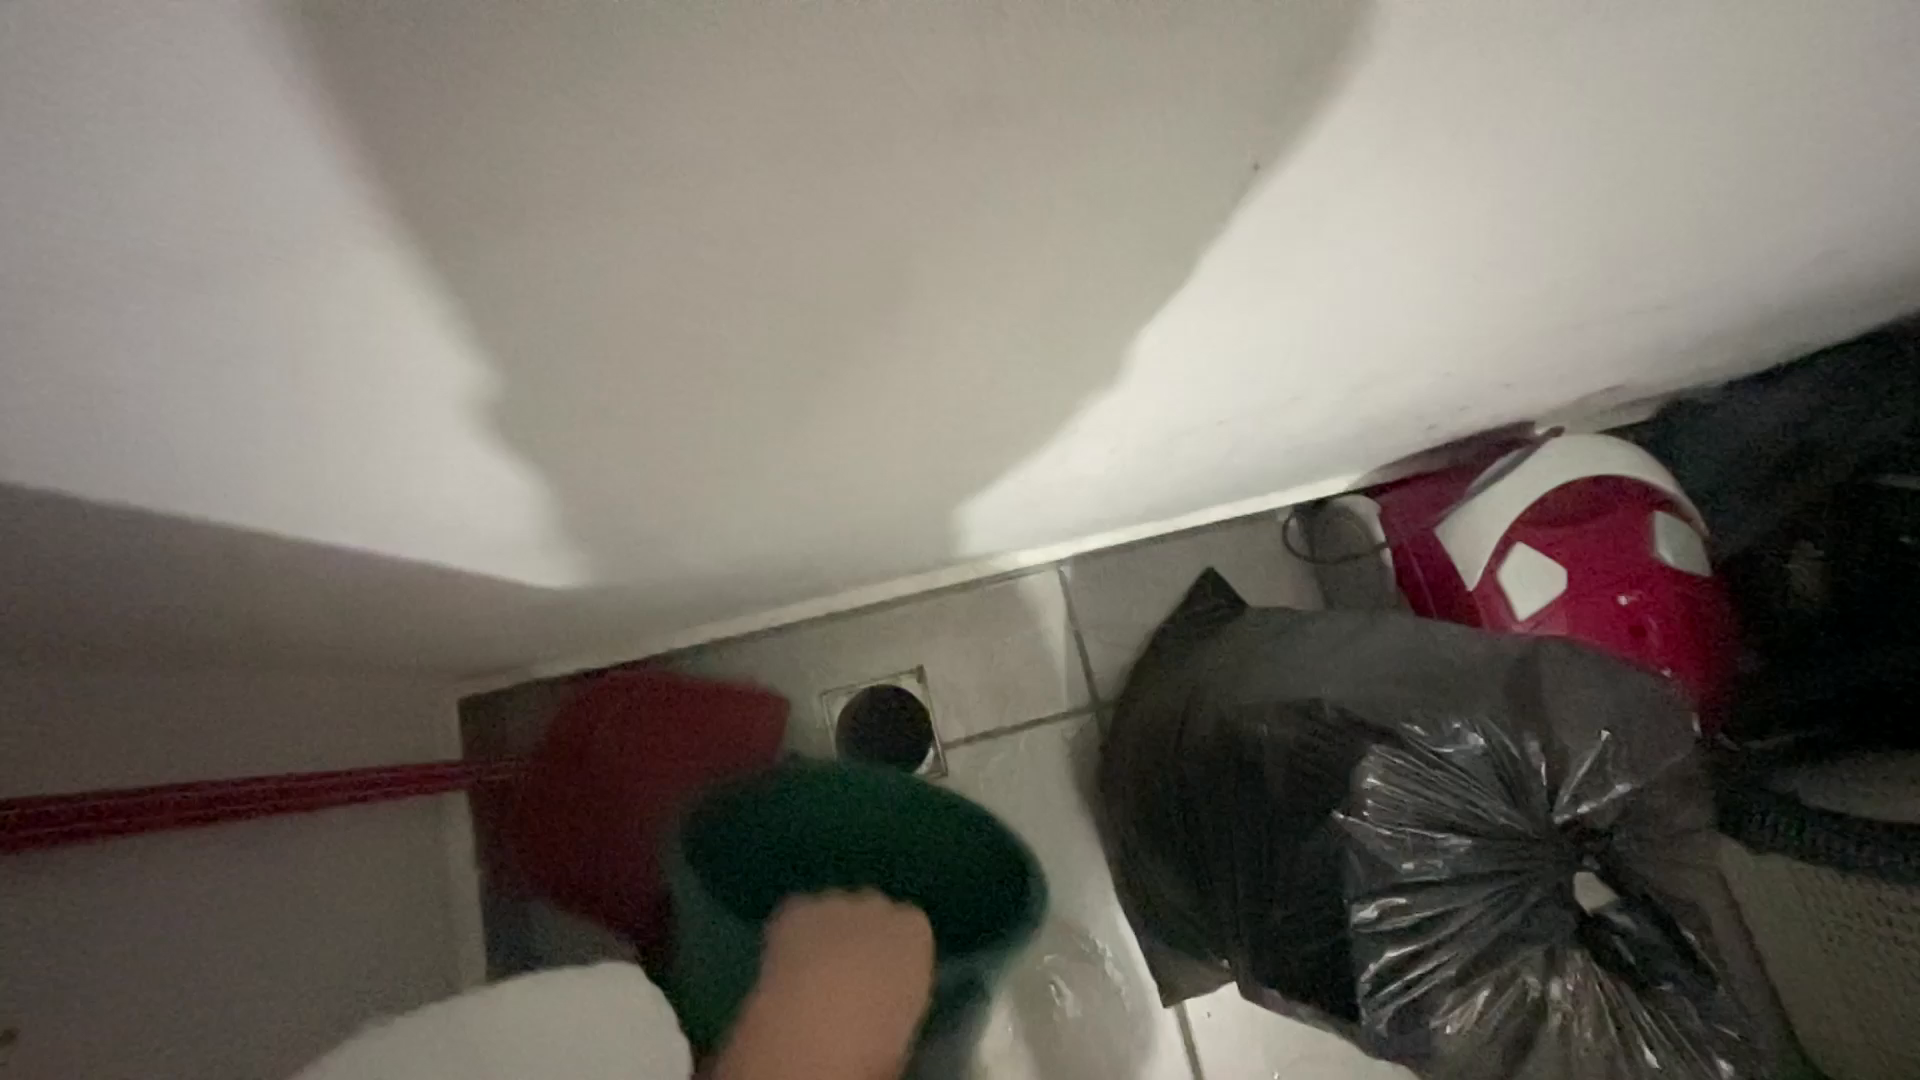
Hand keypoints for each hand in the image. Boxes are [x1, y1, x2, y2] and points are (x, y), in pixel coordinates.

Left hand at [714, 890, 934, 1079]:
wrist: (816, 1029)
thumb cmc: (873, 1042)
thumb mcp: (904, 1024)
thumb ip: (897, 994)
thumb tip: (883, 1000)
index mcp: (915, 932)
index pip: (908, 930)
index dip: (891, 956)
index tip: (880, 984)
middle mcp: (878, 905)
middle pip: (871, 912)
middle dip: (859, 938)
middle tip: (844, 982)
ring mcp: (835, 901)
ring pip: (832, 912)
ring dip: (825, 935)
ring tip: (810, 977)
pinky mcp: (796, 908)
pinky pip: (797, 917)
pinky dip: (792, 935)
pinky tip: (784, 967)